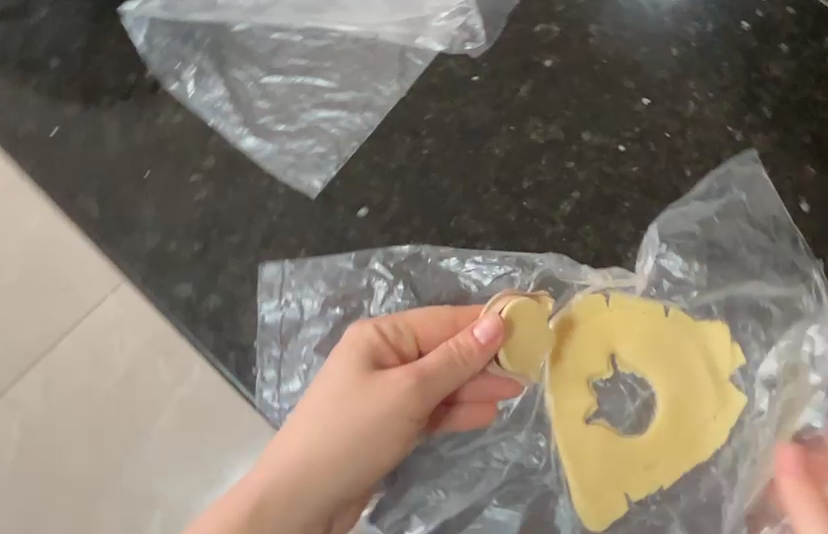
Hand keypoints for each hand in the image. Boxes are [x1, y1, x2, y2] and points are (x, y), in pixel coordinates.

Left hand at [190, 306, 521, 533]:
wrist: (298, 506)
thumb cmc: (351, 434)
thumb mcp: (409, 393)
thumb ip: (455, 359)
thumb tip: (496, 323)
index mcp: (382, 335)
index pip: (444, 320)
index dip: (486, 323)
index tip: (527, 323)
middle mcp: (384, 357)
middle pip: (444, 351)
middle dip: (484, 359)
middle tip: (528, 367)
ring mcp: (385, 393)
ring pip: (441, 382)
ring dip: (475, 386)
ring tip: (516, 391)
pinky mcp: (388, 426)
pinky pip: (430, 410)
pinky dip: (456, 411)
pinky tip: (486, 413)